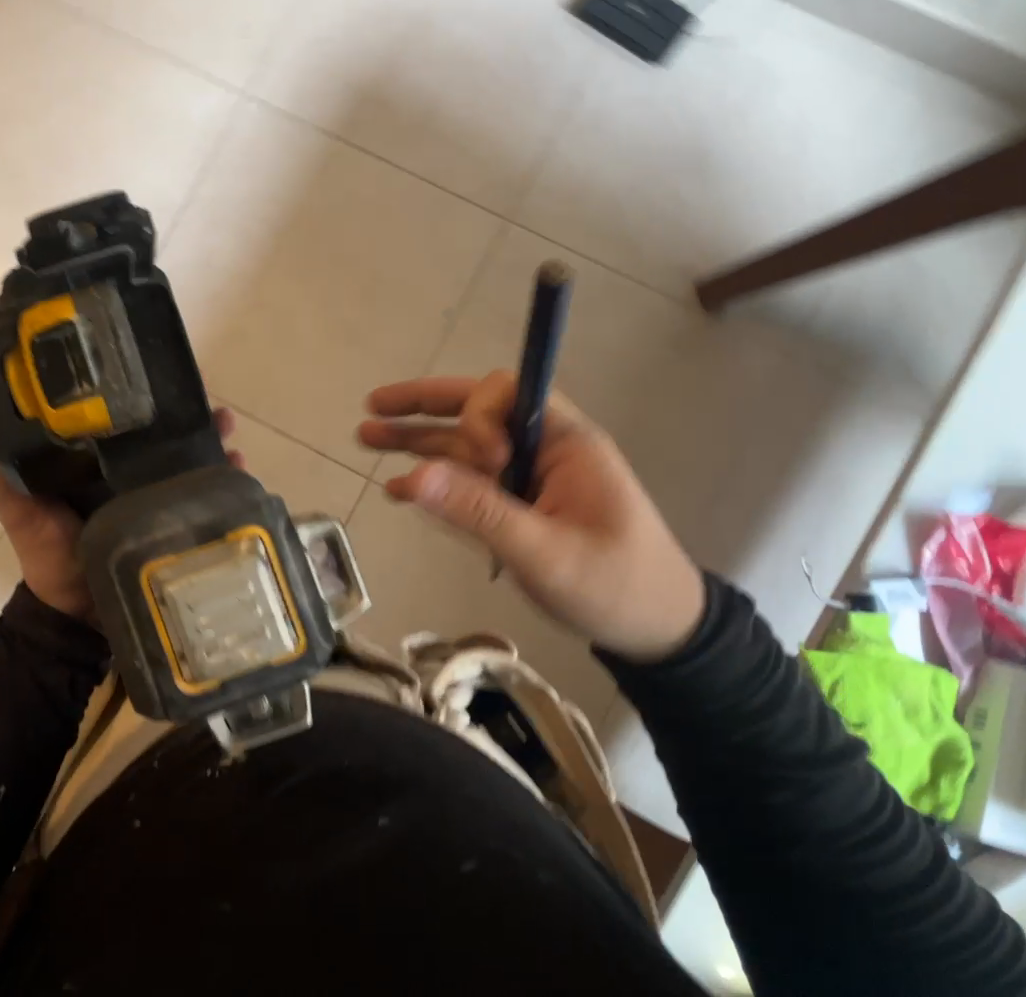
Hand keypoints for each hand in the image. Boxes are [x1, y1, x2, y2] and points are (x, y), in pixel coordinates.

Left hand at [0, 409, 244, 620]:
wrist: (75, 614)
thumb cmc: (45, 555)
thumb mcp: (18, 508)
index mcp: (88, 457)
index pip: (114, 414)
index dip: (133, 392)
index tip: (149, 368)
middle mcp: (124, 468)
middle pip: (158, 430)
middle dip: (184, 411)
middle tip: (205, 400)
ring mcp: (152, 493)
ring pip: (186, 455)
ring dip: (210, 437)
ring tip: (227, 428)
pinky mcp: (172, 519)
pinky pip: (200, 493)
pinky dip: (223, 477)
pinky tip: (237, 468)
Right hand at [357, 372, 704, 660]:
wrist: (659, 631)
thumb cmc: (614, 588)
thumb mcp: (545, 554)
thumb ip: (478, 512)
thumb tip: (411, 476)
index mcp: (566, 445)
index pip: (509, 394)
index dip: (478, 414)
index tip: (484, 460)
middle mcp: (543, 450)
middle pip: (477, 411)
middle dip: (423, 408)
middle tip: (373, 406)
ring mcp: (529, 479)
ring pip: (466, 446)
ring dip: (417, 441)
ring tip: (366, 437)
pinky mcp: (519, 506)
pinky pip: (470, 482)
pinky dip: (434, 483)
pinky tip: (396, 488)